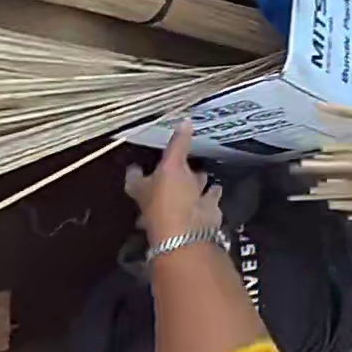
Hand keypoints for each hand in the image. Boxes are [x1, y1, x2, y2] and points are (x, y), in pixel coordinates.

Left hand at [124, 121, 222, 243]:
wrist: (191, 232)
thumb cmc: (171, 199)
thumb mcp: (172, 165)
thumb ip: (178, 144)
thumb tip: (184, 120)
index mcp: (143, 189)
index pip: (135, 176)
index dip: (137, 168)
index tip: (140, 159)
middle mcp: (158, 200)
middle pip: (161, 184)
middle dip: (168, 174)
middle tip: (179, 157)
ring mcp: (180, 209)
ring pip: (185, 192)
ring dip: (192, 182)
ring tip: (201, 166)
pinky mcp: (200, 214)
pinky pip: (206, 199)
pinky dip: (211, 192)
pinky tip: (217, 184)